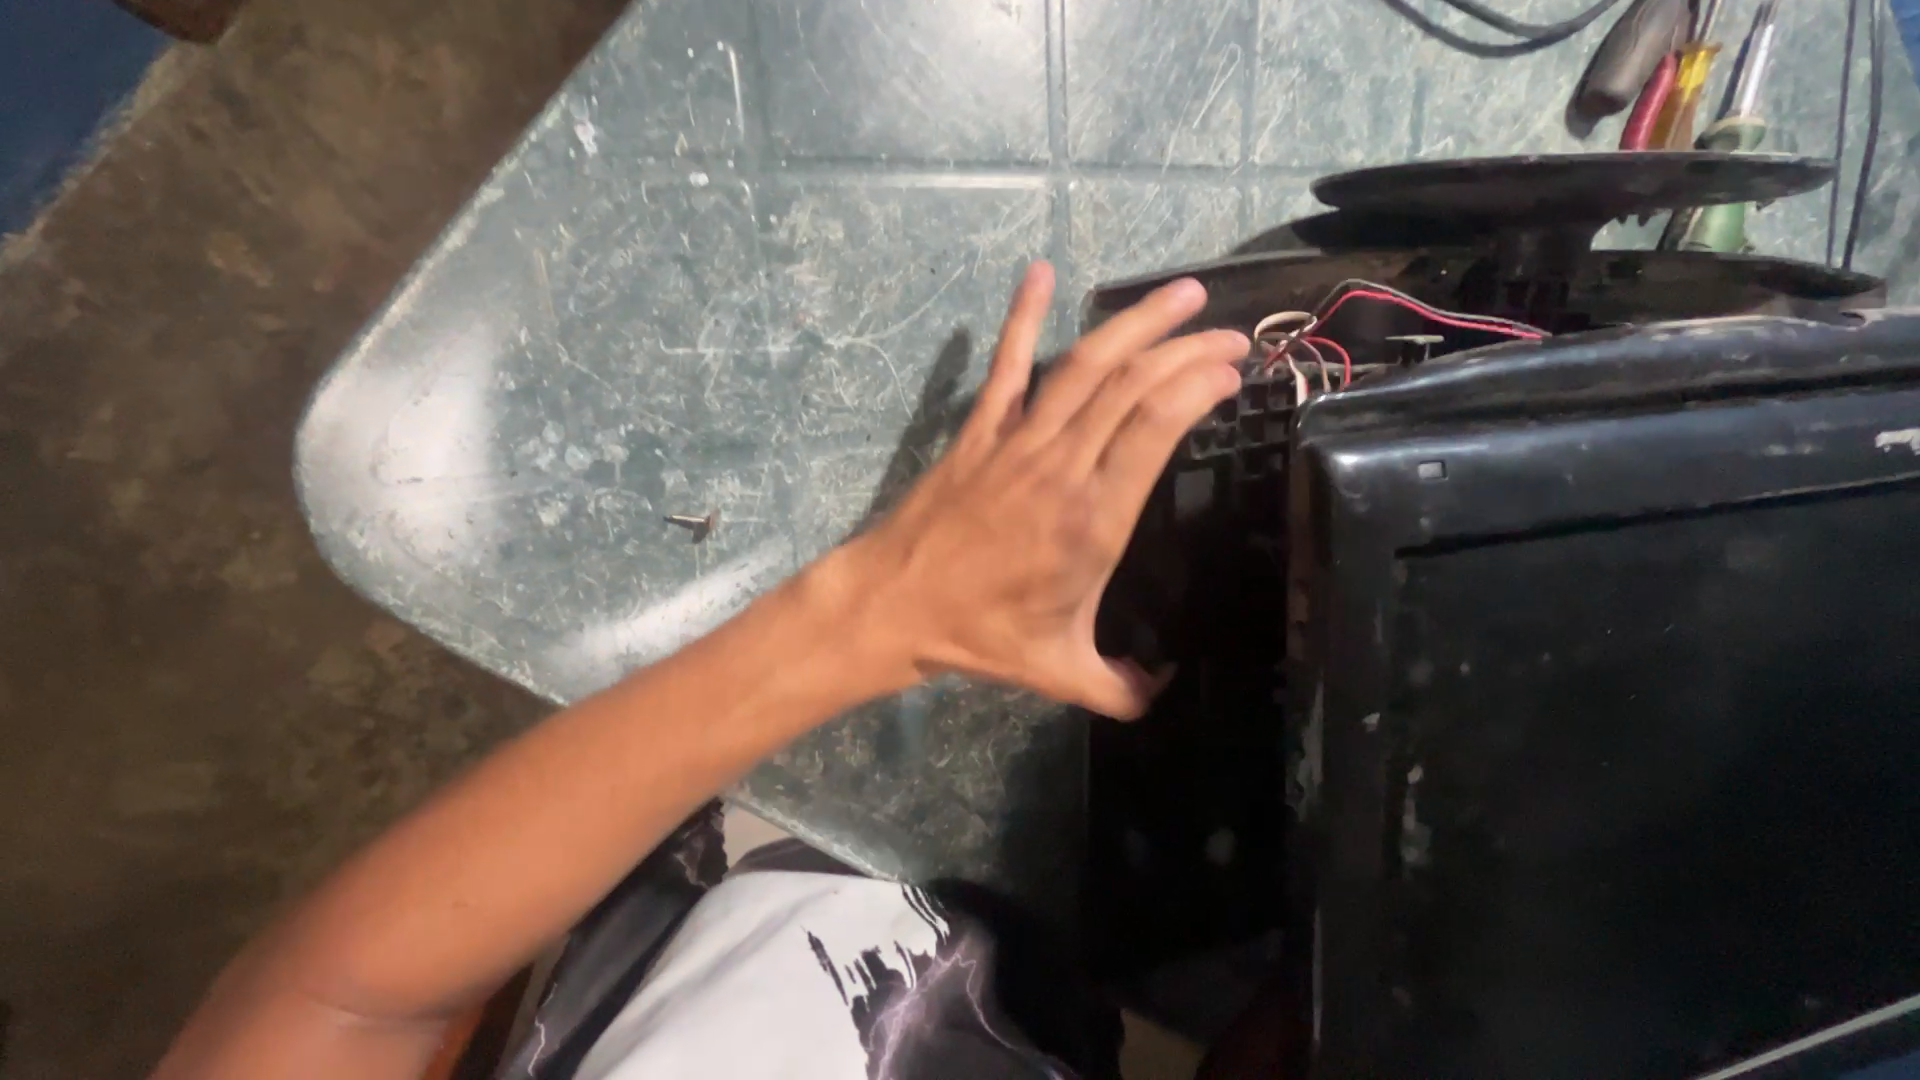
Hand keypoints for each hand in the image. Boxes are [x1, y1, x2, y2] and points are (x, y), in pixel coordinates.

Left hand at [840, 261, 1247, 718]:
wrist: (894, 606)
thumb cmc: (979, 636)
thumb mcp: (1061, 674)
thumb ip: (1121, 688)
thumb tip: (1162, 694)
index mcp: (1093, 519)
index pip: (1157, 428)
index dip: (1198, 387)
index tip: (1230, 372)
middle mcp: (1062, 466)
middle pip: (1132, 385)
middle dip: (1188, 348)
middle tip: (1230, 330)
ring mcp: (1017, 441)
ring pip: (1084, 366)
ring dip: (1134, 323)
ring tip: (1180, 293)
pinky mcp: (979, 432)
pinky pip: (1005, 366)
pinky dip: (1022, 317)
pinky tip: (1040, 272)